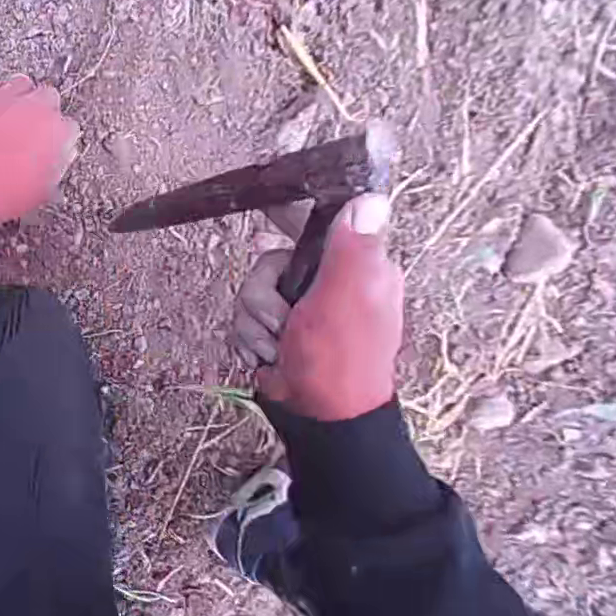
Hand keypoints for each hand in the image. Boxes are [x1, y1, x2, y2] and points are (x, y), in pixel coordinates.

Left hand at [0, 76, 80, 224]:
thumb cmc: (5, 192)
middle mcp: (37, 109)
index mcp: (58, 131)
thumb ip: (57, 163)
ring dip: (21, 95)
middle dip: (44, 109)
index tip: (51, 141)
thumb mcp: (44, 187)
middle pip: (49, 96)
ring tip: (14, 110)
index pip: (68, 124)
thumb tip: (58, 156)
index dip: (58, 134)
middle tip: (33, 125)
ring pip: (22, 83)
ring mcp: (8, 100)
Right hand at [232, 194, 404, 420]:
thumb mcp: (349, 297)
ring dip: (256, 320)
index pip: (315, 222)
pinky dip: (250, 336)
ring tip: (276, 344)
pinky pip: (244, 314)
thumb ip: (354, 247)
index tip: (259, 209)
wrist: (316, 417)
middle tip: (280, 317)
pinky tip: (267, 353)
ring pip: (252, 287)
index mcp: (354, 267)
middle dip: (264, 291)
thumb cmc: (338, 359)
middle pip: (270, 258)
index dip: (285, 214)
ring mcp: (298, 305)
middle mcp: (326, 281)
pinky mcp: (275, 326)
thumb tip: (371, 198)